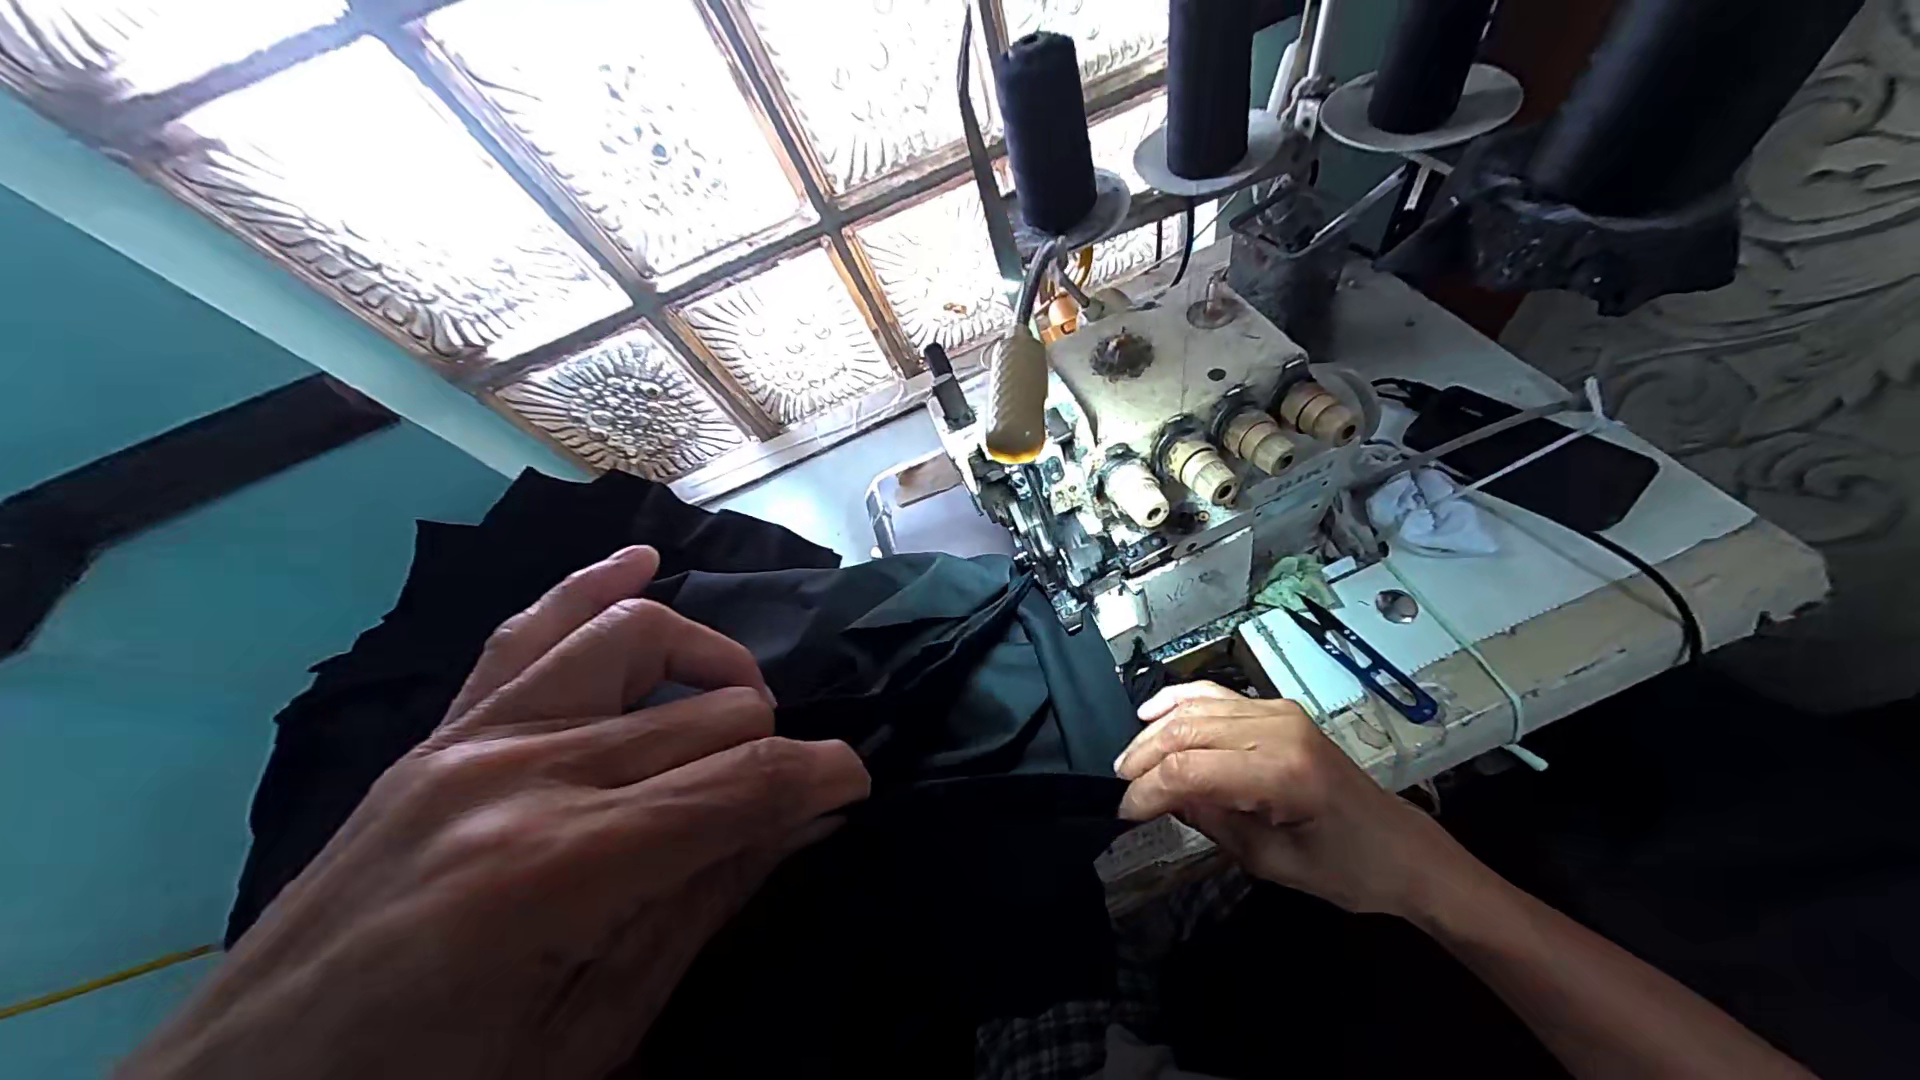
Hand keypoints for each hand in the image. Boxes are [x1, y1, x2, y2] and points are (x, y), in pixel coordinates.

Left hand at [122, 546, 869, 1079]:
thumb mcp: (600, 1029)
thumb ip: (712, 900)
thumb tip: (811, 818)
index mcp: (558, 872)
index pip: (740, 782)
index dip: (821, 775)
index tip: (856, 785)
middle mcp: (521, 777)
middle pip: (709, 712)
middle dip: (775, 745)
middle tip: (784, 792)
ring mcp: (474, 738)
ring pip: (637, 637)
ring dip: (713, 660)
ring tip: (736, 701)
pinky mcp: (446, 730)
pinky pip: (533, 630)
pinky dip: (594, 585)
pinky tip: (641, 562)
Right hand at [1114, 681, 1470, 917]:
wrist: (1402, 847)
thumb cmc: (1347, 868)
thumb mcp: (1272, 862)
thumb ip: (1211, 821)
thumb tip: (1162, 795)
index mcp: (1283, 774)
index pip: (1192, 770)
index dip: (1149, 790)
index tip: (1125, 812)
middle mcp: (1278, 729)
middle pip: (1186, 731)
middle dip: (1145, 758)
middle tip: (1121, 784)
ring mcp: (1277, 710)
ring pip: (1194, 708)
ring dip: (1154, 732)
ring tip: (1129, 760)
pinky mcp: (1275, 707)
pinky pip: (1214, 694)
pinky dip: (1178, 700)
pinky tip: (1151, 713)